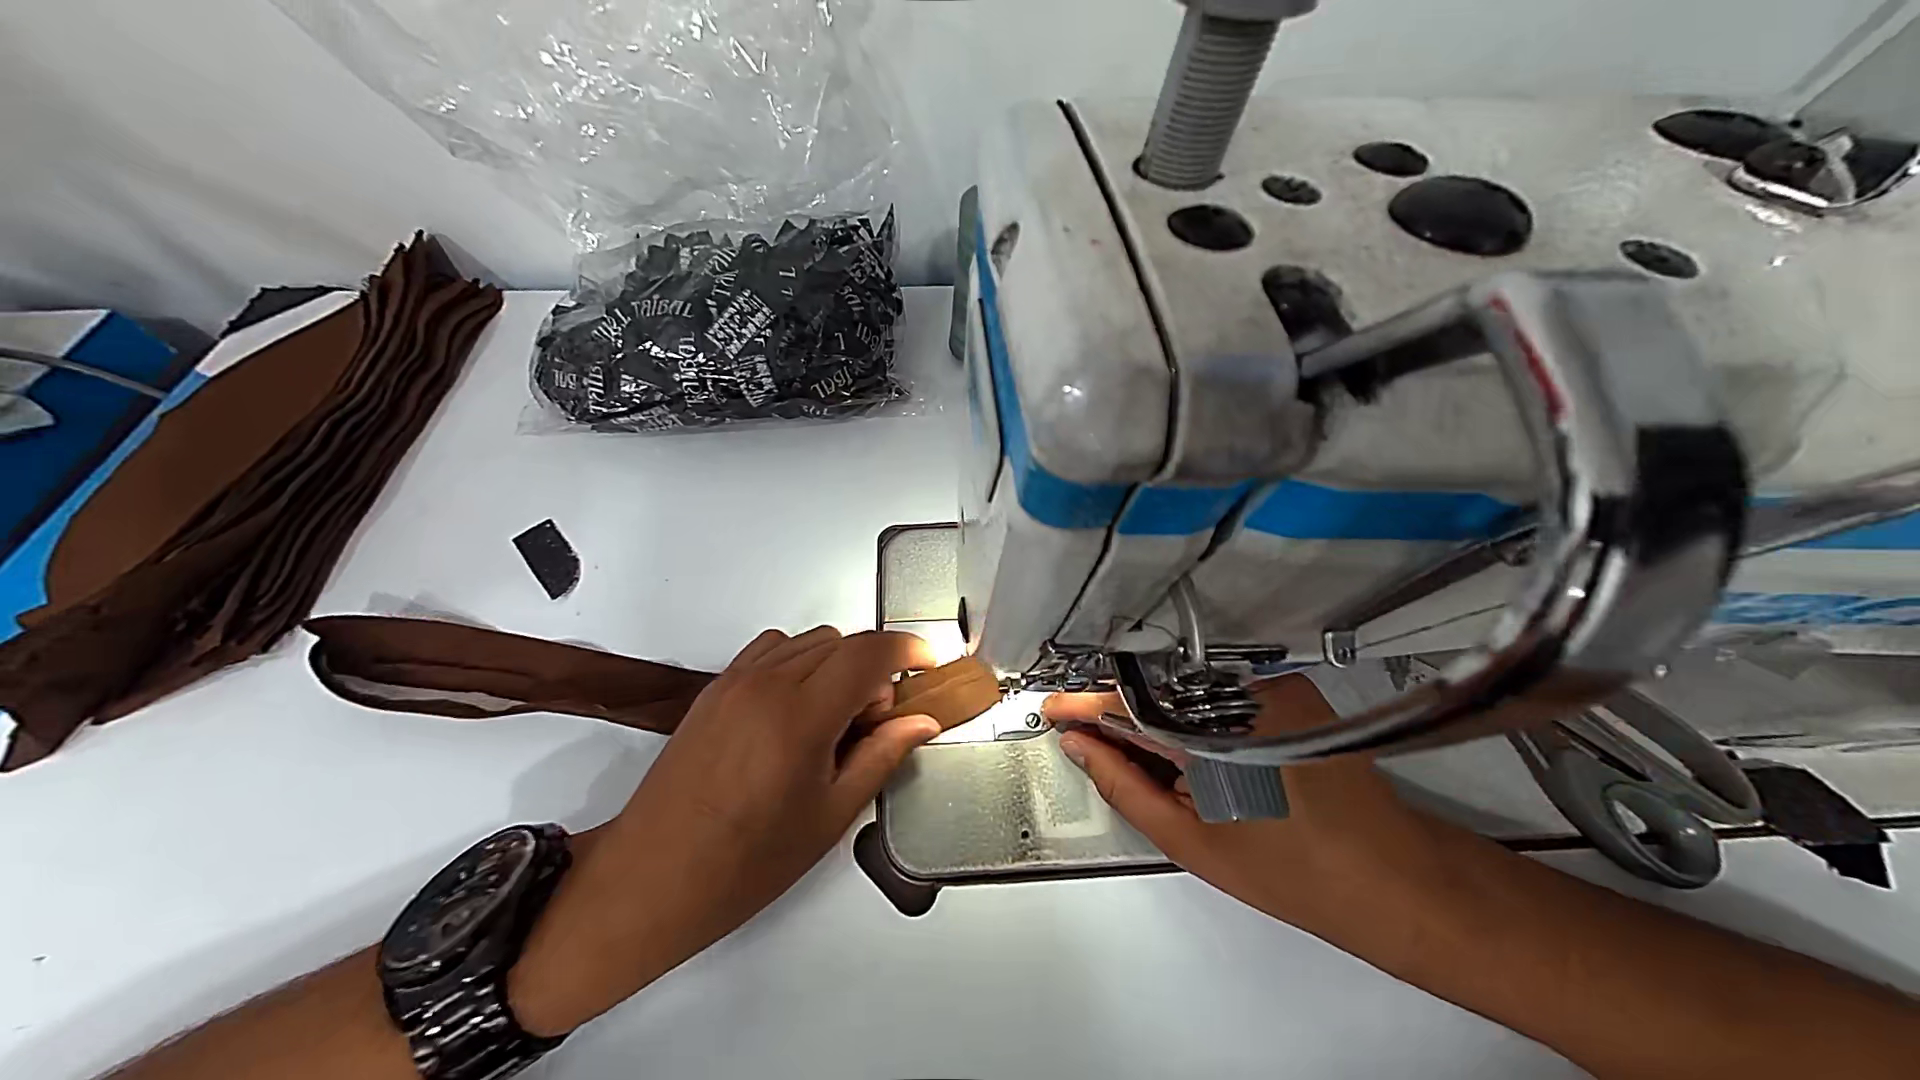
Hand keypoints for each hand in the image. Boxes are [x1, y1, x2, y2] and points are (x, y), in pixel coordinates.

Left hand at [510, 627, 941, 1034]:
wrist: (652, 877)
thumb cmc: (740, 862)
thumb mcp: (830, 816)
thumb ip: (882, 756)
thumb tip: (920, 723)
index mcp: (801, 716)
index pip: (870, 652)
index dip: (908, 650)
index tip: (926, 664)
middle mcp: (767, 684)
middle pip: (844, 641)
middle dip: (874, 670)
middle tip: (874, 723)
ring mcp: (735, 681)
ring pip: (810, 641)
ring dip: (837, 665)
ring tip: (833, 722)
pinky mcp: (715, 687)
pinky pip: (773, 649)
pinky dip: (799, 663)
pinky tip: (797, 710)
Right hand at [1046, 675, 1469, 943]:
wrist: (1391, 876)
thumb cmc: (1293, 872)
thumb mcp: (1188, 838)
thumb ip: (1121, 783)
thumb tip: (1079, 745)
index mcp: (1211, 732)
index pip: (1125, 703)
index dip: (1081, 706)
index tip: (1053, 710)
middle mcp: (1242, 694)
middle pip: (1153, 690)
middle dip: (1117, 713)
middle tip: (1091, 741)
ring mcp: (1271, 685)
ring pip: (1184, 688)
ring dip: (1156, 712)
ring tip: (1150, 756)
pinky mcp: (1289, 686)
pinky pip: (1218, 689)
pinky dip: (1193, 710)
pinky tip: (1193, 746)